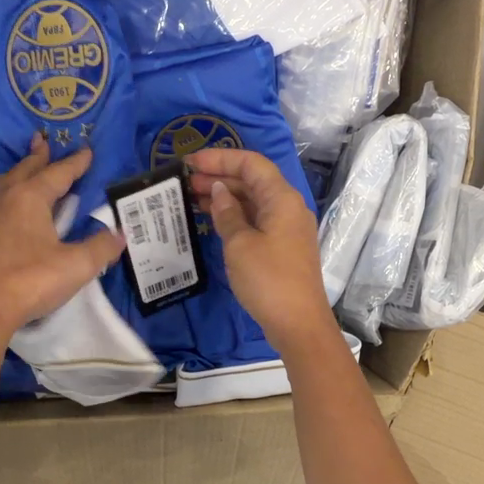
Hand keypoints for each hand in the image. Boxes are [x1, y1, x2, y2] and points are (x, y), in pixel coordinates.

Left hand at [0, 136, 125, 342]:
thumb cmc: (29, 282)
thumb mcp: (75, 267)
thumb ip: (100, 249)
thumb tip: (120, 235)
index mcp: (29, 198)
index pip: (57, 174)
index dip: (74, 163)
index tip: (86, 152)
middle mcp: (2, 199)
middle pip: (23, 170)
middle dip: (38, 158)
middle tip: (43, 143)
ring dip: (12, 174)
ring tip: (18, 173)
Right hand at [188, 147, 338, 356]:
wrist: (297, 324)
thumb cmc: (268, 280)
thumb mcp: (240, 245)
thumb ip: (228, 214)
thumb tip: (221, 192)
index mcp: (282, 198)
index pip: (251, 164)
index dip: (220, 159)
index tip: (190, 163)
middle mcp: (288, 208)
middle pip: (253, 182)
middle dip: (220, 178)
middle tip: (186, 183)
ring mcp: (287, 230)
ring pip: (253, 203)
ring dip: (225, 198)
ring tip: (192, 200)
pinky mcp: (282, 249)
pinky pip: (256, 222)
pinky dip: (235, 217)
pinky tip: (214, 222)